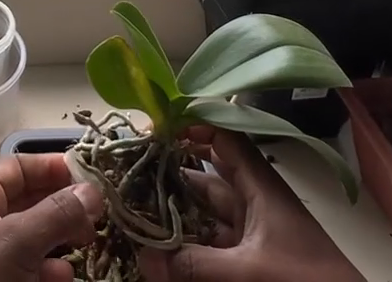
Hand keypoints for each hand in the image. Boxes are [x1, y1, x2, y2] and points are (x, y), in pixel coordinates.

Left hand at [0, 152, 105, 281]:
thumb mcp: (17, 241)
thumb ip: (55, 214)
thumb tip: (92, 190)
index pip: (17, 168)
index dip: (50, 166)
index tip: (85, 172)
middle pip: (30, 201)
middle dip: (62, 204)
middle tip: (95, 209)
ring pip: (35, 236)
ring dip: (63, 236)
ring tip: (88, 239)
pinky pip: (33, 269)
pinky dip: (53, 270)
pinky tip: (66, 276)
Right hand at [138, 130, 363, 281]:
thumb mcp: (249, 273)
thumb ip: (194, 266)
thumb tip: (141, 258)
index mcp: (260, 188)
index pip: (224, 138)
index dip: (193, 125)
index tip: (156, 128)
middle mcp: (254, 205)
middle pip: (206, 177)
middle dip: (171, 174)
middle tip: (131, 172)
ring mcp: (252, 237)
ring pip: (205, 215)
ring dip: (176, 213)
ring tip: (135, 208)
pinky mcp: (250, 265)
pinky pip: (211, 247)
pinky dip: (188, 247)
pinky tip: (160, 252)